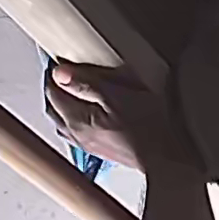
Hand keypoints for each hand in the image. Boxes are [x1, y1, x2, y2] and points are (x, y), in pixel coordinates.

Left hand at [45, 63, 201, 173]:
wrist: (165, 158)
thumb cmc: (146, 125)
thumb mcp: (117, 95)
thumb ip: (85, 84)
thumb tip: (59, 73)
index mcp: (76, 119)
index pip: (52, 92)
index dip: (55, 73)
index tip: (61, 61)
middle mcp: (76, 135)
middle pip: (54, 109)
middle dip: (56, 90)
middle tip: (65, 73)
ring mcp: (88, 145)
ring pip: (64, 123)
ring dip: (64, 106)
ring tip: (75, 92)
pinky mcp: (101, 151)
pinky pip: (78, 133)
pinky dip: (77, 120)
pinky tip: (90, 115)